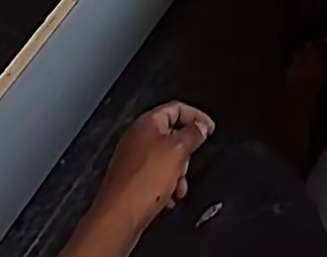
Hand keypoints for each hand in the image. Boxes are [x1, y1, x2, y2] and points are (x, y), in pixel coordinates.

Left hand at [90, 102, 214, 235]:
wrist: (117, 218)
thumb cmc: (145, 180)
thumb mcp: (178, 150)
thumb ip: (193, 134)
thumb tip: (200, 126)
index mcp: (148, 122)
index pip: (177, 108)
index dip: (196, 116)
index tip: (209, 128)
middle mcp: (137, 137)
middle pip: (171, 134)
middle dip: (185, 151)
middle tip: (190, 163)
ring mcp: (131, 159)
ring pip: (164, 158)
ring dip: (177, 172)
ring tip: (179, 187)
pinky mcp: (129, 181)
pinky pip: (153, 177)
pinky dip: (165, 185)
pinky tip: (168, 199)